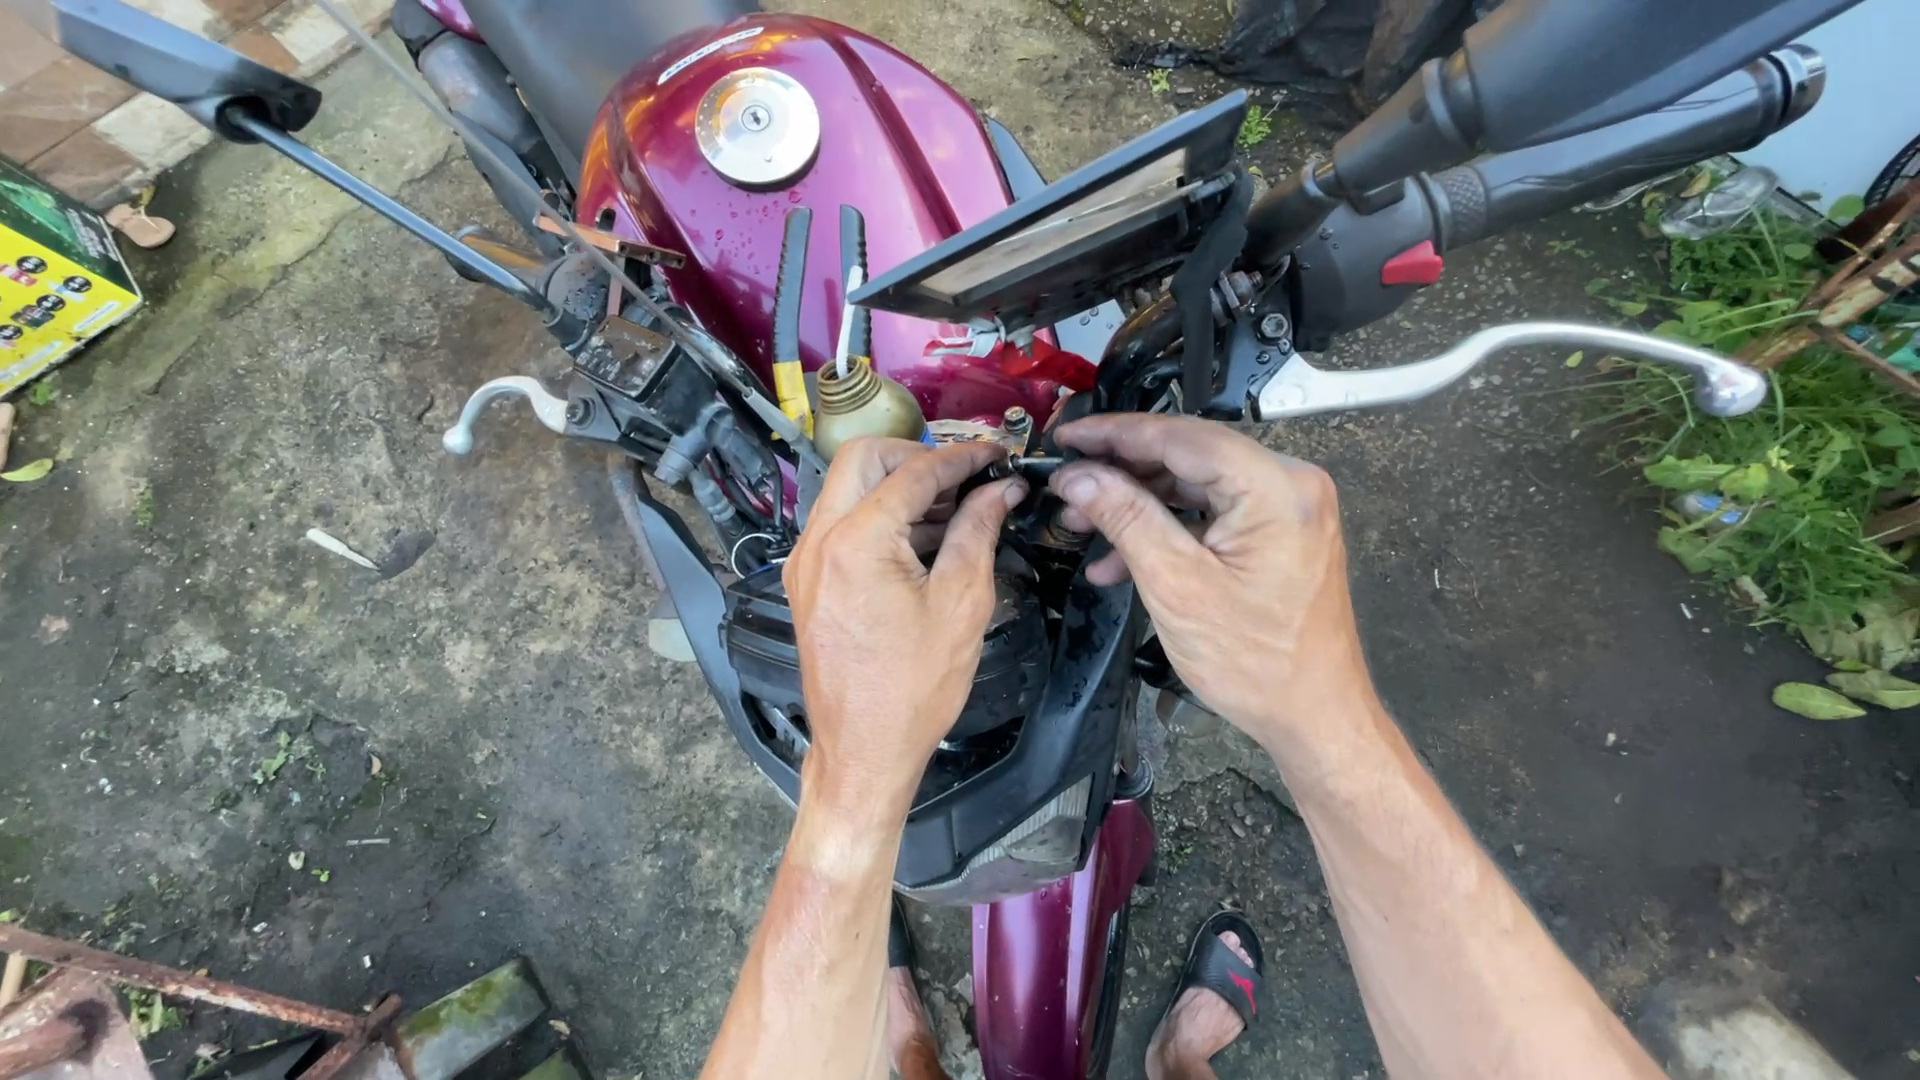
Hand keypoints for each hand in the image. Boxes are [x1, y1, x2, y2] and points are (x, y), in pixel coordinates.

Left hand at [784, 438, 1024, 808]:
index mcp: (855, 542)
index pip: (913, 472)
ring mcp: (805, 562)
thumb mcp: (961, 603)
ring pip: (847, 488)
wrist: (864, 750)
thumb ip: (978, 531)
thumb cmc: (915, 687)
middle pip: (863, 459)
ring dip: (898, 487)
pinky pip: (841, 524)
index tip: (996, 453)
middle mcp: (817, 541)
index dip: (962, 457)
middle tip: (964, 480)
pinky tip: (921, 540)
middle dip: (917, 457)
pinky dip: (879, 517)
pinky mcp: (807, 581)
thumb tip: (1000, 490)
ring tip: (952, 512)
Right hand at [1047, 414, 1366, 748]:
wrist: (1313, 716)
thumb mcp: (1177, 586)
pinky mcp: (1275, 532)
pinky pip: (1208, 513)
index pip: (1181, 436)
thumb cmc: (1256, 662)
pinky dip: (1164, 528)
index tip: (1067, 436)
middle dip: (1120, 472)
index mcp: (1276, 487)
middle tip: (1066, 485)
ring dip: (1135, 502)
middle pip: (1186, 456)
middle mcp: (1288, 484)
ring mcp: (1284, 508)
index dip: (1114, 433)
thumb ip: (1126, 518)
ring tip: (1082, 523)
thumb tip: (1078, 476)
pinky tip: (1117, 558)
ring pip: (1192, 484)